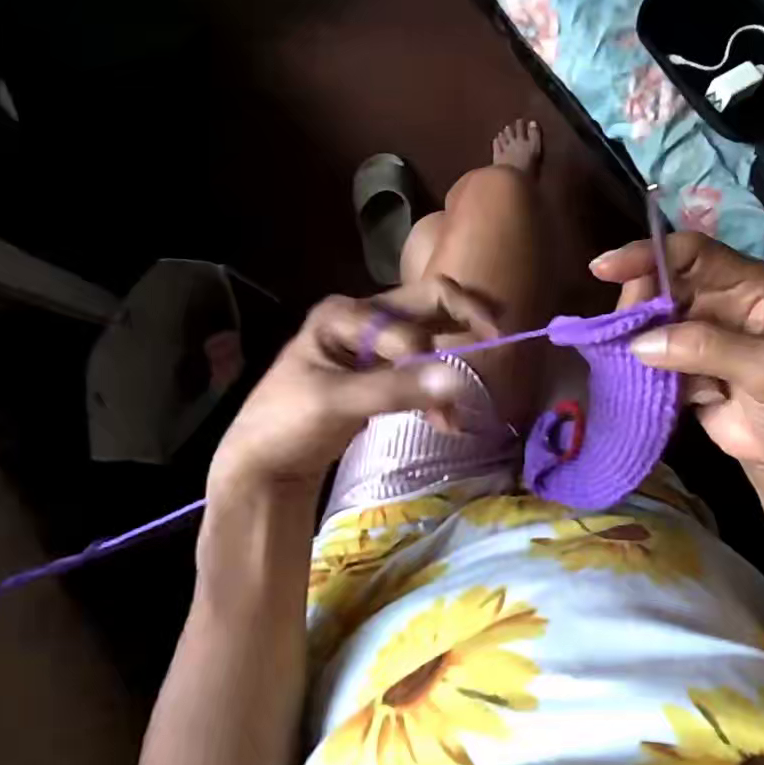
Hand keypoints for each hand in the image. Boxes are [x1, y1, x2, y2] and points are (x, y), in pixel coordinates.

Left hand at [207, 279, 496, 498]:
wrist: (263, 461)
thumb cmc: (287, 422)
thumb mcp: (337, 402)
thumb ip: (396, 389)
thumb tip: (459, 381)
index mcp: (343, 313)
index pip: (407, 320)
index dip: (429, 355)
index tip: (443, 395)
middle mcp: (361, 317)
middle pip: (427, 303)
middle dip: (465, 317)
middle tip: (501, 335)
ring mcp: (372, 344)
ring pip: (430, 335)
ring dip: (453, 362)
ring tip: (462, 411)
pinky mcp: (380, 372)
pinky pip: (421, 366)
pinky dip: (438, 387)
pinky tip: (447, 419)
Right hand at [591, 233, 763, 488]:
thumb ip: (710, 348)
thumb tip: (641, 342)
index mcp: (749, 285)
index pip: (691, 252)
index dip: (648, 254)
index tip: (604, 269)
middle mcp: (718, 299)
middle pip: (659, 281)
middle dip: (635, 302)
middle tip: (618, 332)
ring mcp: (695, 330)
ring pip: (645, 316)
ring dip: (630, 334)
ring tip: (626, 358)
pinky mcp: (677, 361)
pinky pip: (643, 350)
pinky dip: (631, 359)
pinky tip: (632, 374)